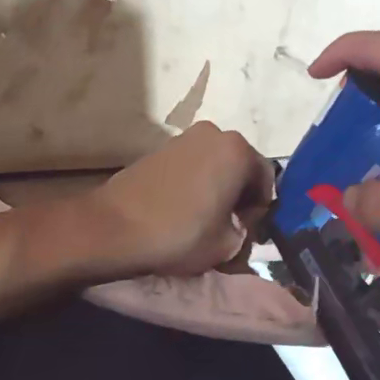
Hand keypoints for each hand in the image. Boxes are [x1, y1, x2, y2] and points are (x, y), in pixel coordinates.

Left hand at [85, 122, 275, 276]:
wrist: (113, 228)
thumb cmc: (180, 235)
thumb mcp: (227, 245)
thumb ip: (244, 233)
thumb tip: (237, 227)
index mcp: (238, 150)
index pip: (266, 181)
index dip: (260, 212)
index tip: (245, 234)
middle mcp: (214, 134)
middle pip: (240, 168)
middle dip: (238, 197)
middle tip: (227, 228)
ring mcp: (183, 138)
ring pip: (215, 166)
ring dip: (216, 190)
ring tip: (203, 221)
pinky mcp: (158, 149)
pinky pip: (191, 166)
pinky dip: (195, 185)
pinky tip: (182, 211)